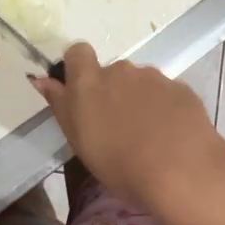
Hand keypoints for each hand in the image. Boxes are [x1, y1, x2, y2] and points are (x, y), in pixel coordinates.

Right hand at [32, 43, 224, 213]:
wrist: (181, 171)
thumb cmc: (119, 163)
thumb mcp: (79, 141)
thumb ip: (61, 105)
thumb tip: (43, 81)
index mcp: (89, 82)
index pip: (77, 52)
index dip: (78, 67)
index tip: (83, 92)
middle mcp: (120, 71)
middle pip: (112, 73)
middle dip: (113, 92)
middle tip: (118, 128)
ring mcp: (154, 78)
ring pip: (141, 83)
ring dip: (140, 101)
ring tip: (148, 136)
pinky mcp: (181, 89)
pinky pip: (166, 95)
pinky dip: (165, 110)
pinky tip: (171, 137)